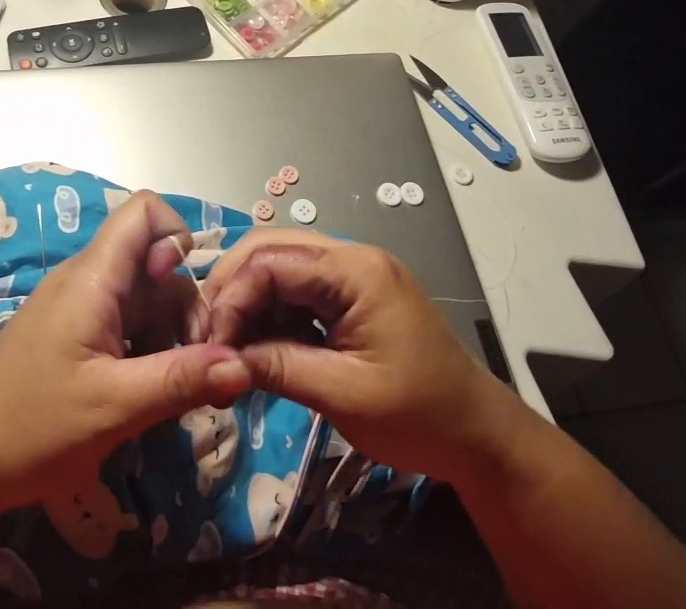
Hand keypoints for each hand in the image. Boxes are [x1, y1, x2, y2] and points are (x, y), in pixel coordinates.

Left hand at [0, 190, 251, 512]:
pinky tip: (147, 393)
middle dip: (187, 308)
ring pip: (145, 297)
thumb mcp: (115, 407)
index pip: (145, 211)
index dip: (178, 238)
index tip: (186, 301)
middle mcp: (87, 282)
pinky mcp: (73, 336)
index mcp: (92, 279)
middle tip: (198, 367)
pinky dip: (148, 350)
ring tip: (176, 390)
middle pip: (156, 262)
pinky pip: (126, 324)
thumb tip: (245, 365)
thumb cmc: (30, 429)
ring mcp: (78, 310)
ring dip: (170, 335)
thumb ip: (182, 380)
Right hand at [202, 231, 526, 487]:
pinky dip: (270, 314)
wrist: (477, 435)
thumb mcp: (343, 394)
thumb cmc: (419, 416)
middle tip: (207, 340)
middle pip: (271, 250)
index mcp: (357, 272)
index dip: (230, 299)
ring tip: (225, 347)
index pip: (271, 262)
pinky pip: (298, 290)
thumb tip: (218, 358)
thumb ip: (278, 366)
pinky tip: (256, 346)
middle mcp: (353, 259)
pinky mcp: (352, 298)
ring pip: (280, 267)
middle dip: (231, 290)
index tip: (210, 347)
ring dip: (247, 302)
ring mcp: (354, 276)